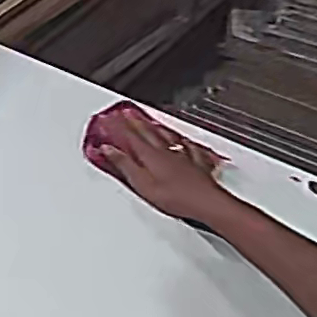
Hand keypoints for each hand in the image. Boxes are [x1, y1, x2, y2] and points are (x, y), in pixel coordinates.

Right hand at [86, 101, 242, 225]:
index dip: (118, 126)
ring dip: (157, 127)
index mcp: (150, 156)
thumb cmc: (175, 197)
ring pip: (167, 137)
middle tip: (127, 112)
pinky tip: (186, 141)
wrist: (208, 204)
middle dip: (135, 122)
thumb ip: (124, 164)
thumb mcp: (141, 183)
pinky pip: (190, 148)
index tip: (110, 118)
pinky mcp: (198, 166)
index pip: (130, 136)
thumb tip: (108, 150)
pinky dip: (186, 142)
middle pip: (147, 133)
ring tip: (151, 121)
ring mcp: (183, 158)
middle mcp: (166, 153)